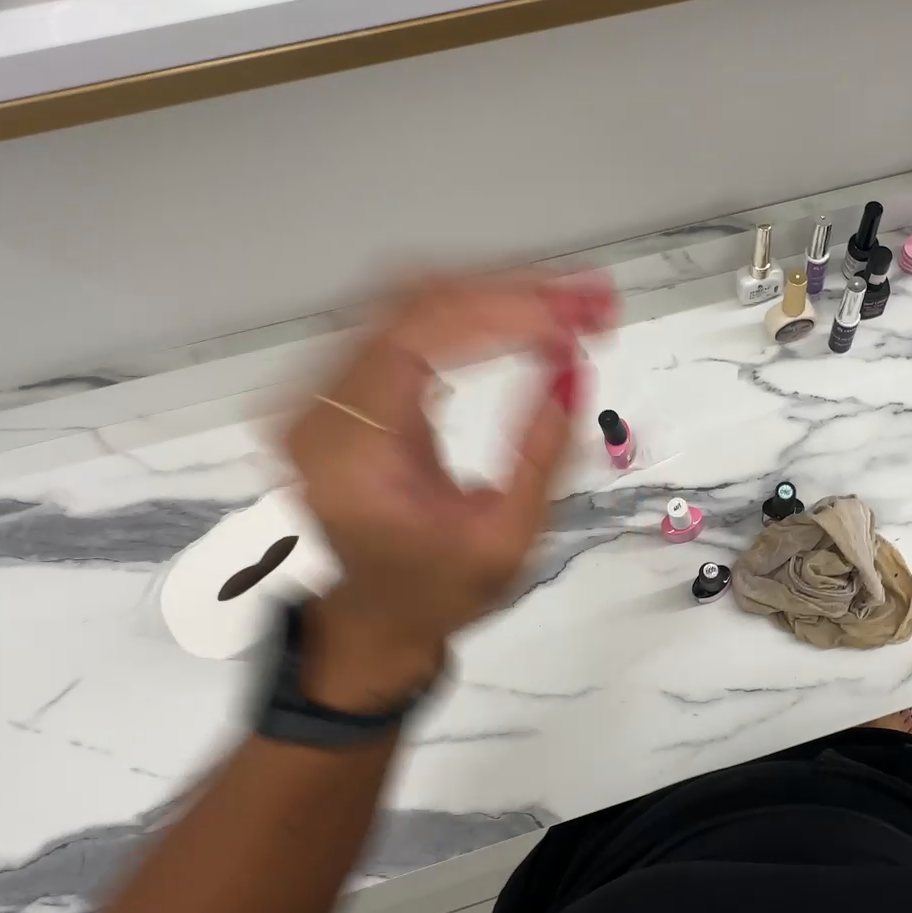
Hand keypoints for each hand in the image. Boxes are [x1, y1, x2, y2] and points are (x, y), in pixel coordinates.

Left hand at [285, 273, 616, 710]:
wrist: (372, 623)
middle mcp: (318, 405)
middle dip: (515, 290)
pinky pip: (409, 324)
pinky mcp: (343, 388)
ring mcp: (322, 391)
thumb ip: (541, 453)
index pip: (420, 337)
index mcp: (348, 450)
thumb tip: (573, 367)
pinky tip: (526, 317)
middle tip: (592, 300)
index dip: (507, 312)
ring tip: (573, 304)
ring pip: (412, 301)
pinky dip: (475, 313)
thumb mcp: (506, 540)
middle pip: (415, 301)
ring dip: (499, 292)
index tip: (578, 318)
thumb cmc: (435, 595)